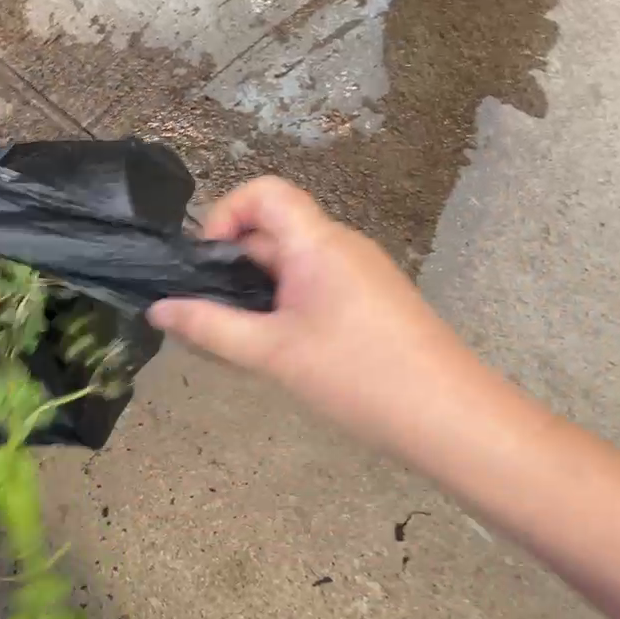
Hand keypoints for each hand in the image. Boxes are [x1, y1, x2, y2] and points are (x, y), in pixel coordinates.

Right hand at [148, 177, 478, 447]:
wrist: (463, 427)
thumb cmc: (363, 378)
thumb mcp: (271, 353)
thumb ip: (207, 326)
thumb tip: (156, 309)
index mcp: (317, 243)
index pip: (263, 191)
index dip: (225, 212)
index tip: (209, 260)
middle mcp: (339, 245)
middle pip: (270, 228)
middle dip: (232, 262)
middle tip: (211, 310)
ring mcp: (359, 272)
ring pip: (288, 260)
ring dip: (255, 287)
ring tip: (240, 335)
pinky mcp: (370, 300)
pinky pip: (311, 282)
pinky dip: (282, 301)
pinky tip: (278, 347)